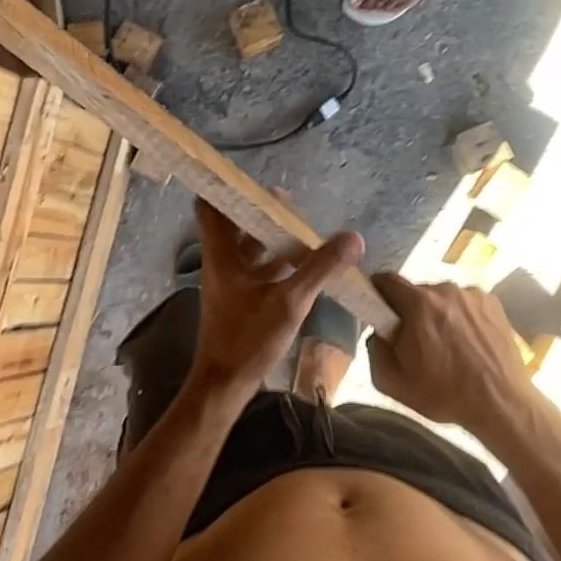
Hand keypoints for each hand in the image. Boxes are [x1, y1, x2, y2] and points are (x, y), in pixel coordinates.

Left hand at [188, 198, 364, 400]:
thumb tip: (352, 238)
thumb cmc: (248, 339)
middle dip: (258, 210)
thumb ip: (320, 269)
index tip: (247, 175)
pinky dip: (274, 262)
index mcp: (221, 254)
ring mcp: (228, 282)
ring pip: (247, 247)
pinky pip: (256, 269)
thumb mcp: (290, 302)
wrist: (225, 384)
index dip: (222, 186)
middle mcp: (220, 262)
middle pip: (233, 223)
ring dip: (269, 237)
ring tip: (300, 229)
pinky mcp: (238, 299)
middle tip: (287, 202)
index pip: (208, 205)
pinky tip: (301, 265)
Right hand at [366, 277, 542, 442]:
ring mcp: (471, 294)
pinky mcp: (492, 301)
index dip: (378, 292)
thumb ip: (374, 350)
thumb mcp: (393, 382)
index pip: (386, 280)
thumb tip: (378, 331)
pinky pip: (464, 302)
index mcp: (418, 304)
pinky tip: (469, 341)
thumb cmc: (445, 394)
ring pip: (441, 297)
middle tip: (417, 340)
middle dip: (411, 310)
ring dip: (437, 313)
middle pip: (415, 291)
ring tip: (449, 343)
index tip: (379, 309)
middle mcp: (444, 290)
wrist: (502, 404)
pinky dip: (461, 315)